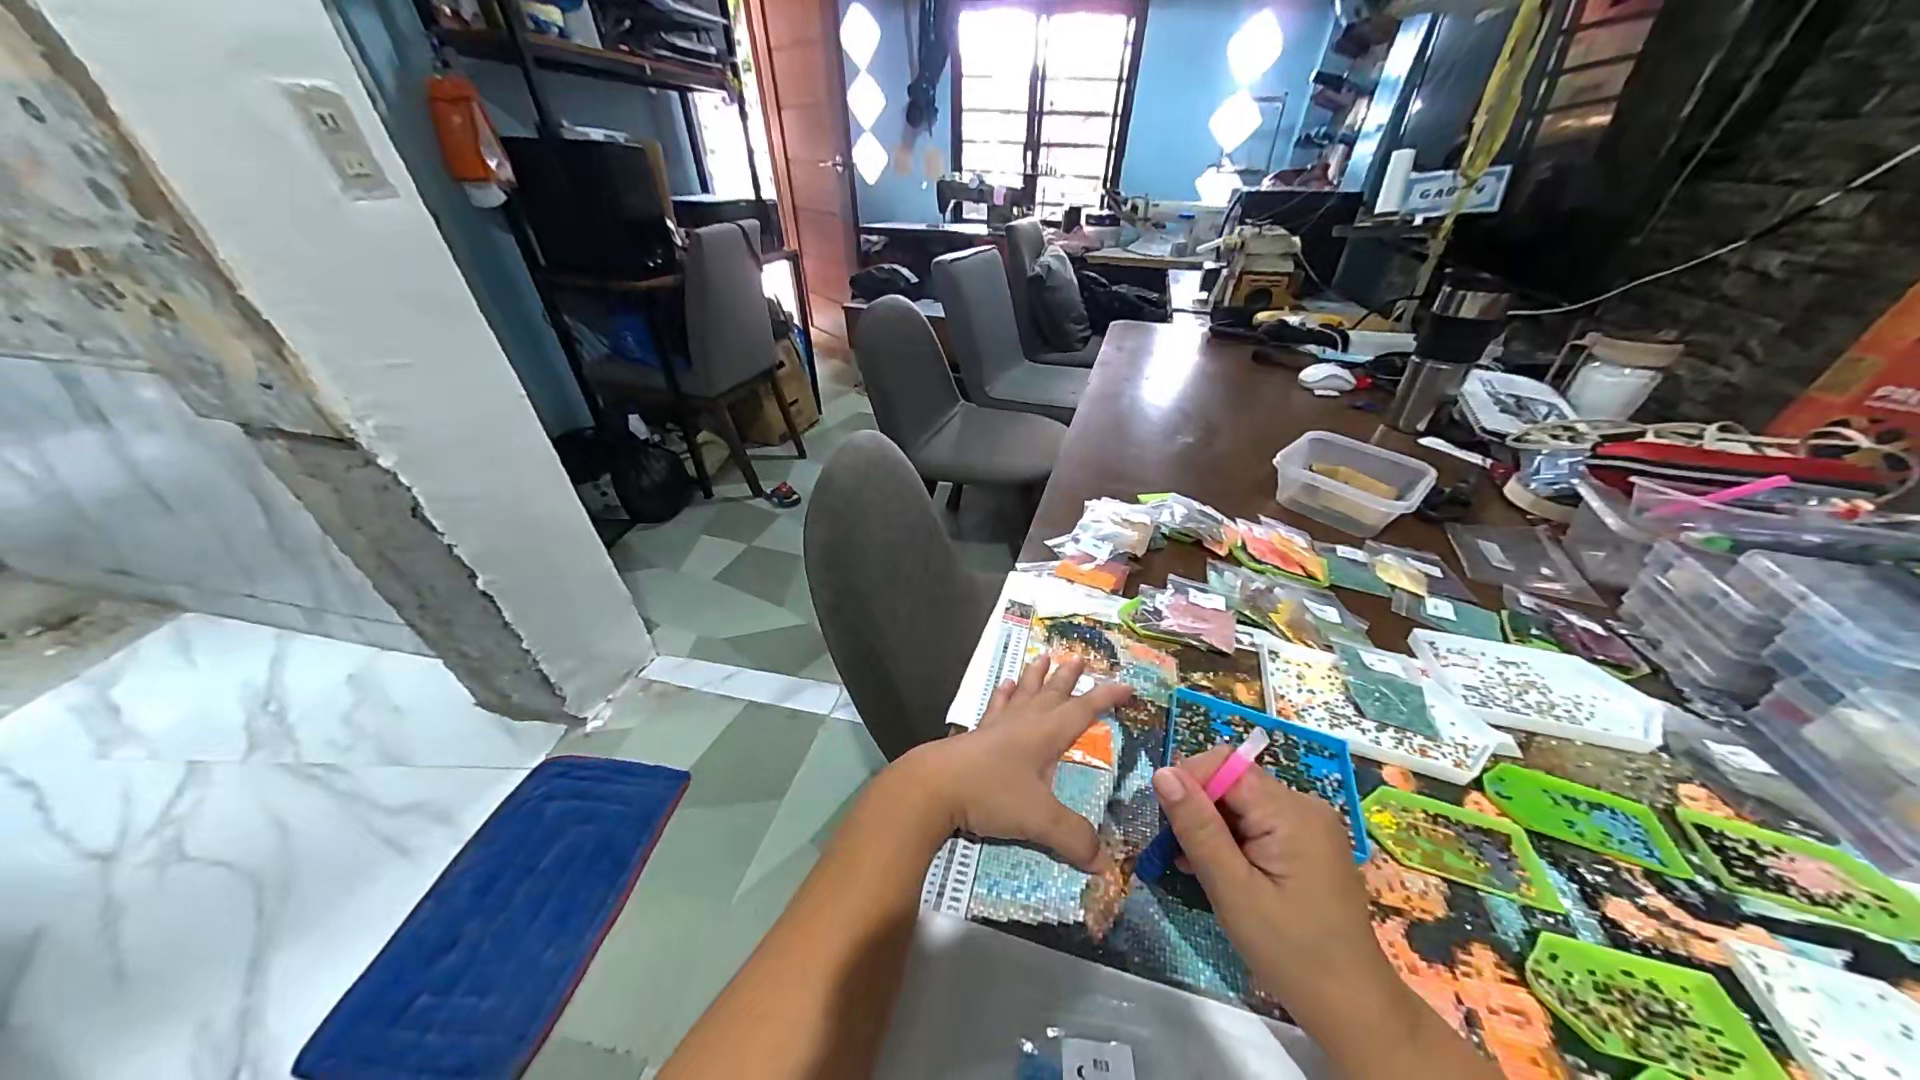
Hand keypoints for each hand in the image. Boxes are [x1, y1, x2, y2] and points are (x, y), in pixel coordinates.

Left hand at [898, 655, 1131, 872]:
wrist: (933, 787)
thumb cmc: (990, 794)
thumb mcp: (1038, 820)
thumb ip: (1073, 838)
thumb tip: (1105, 864)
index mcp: (1046, 734)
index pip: (1083, 710)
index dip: (1106, 698)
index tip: (1126, 685)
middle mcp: (1024, 723)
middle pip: (1052, 694)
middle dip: (1069, 678)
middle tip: (1079, 658)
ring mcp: (998, 727)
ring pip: (1024, 694)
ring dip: (1036, 677)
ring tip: (1043, 658)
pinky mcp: (976, 736)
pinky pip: (995, 708)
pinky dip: (1002, 696)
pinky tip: (1004, 685)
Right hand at [1151, 746, 1388, 1002]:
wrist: (1353, 1007)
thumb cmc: (1290, 951)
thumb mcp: (1232, 890)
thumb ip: (1197, 827)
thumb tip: (1163, 773)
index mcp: (1291, 812)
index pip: (1226, 765)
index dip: (1189, 781)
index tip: (1167, 822)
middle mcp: (1304, 806)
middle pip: (1233, 782)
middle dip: (1198, 808)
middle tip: (1179, 852)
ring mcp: (1309, 825)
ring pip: (1241, 803)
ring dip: (1211, 827)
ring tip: (1194, 866)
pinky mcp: (1308, 844)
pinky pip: (1258, 823)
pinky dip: (1232, 839)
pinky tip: (1219, 871)